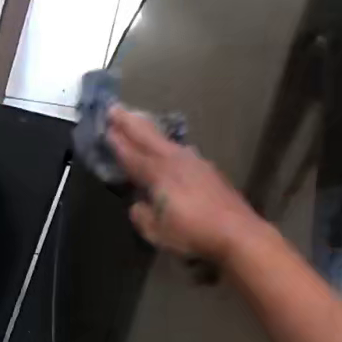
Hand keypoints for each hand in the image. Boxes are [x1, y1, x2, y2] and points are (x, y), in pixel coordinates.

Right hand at [107, 105, 266, 265]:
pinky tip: (168, 149)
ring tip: (139, 122)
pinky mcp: (208, 171)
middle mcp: (175, 161)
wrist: (237, 232)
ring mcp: (195, 163)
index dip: (117, 142)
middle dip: (129, 122)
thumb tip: (139, 205)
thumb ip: (142, 216)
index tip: (105, 127)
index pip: (131, 155)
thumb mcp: (157, 232)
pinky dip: (166, 145)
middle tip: (114, 108)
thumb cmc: (193, 233)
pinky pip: (180, 151)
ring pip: (165, 141)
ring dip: (149, 131)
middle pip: (148, 137)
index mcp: (158, 174)